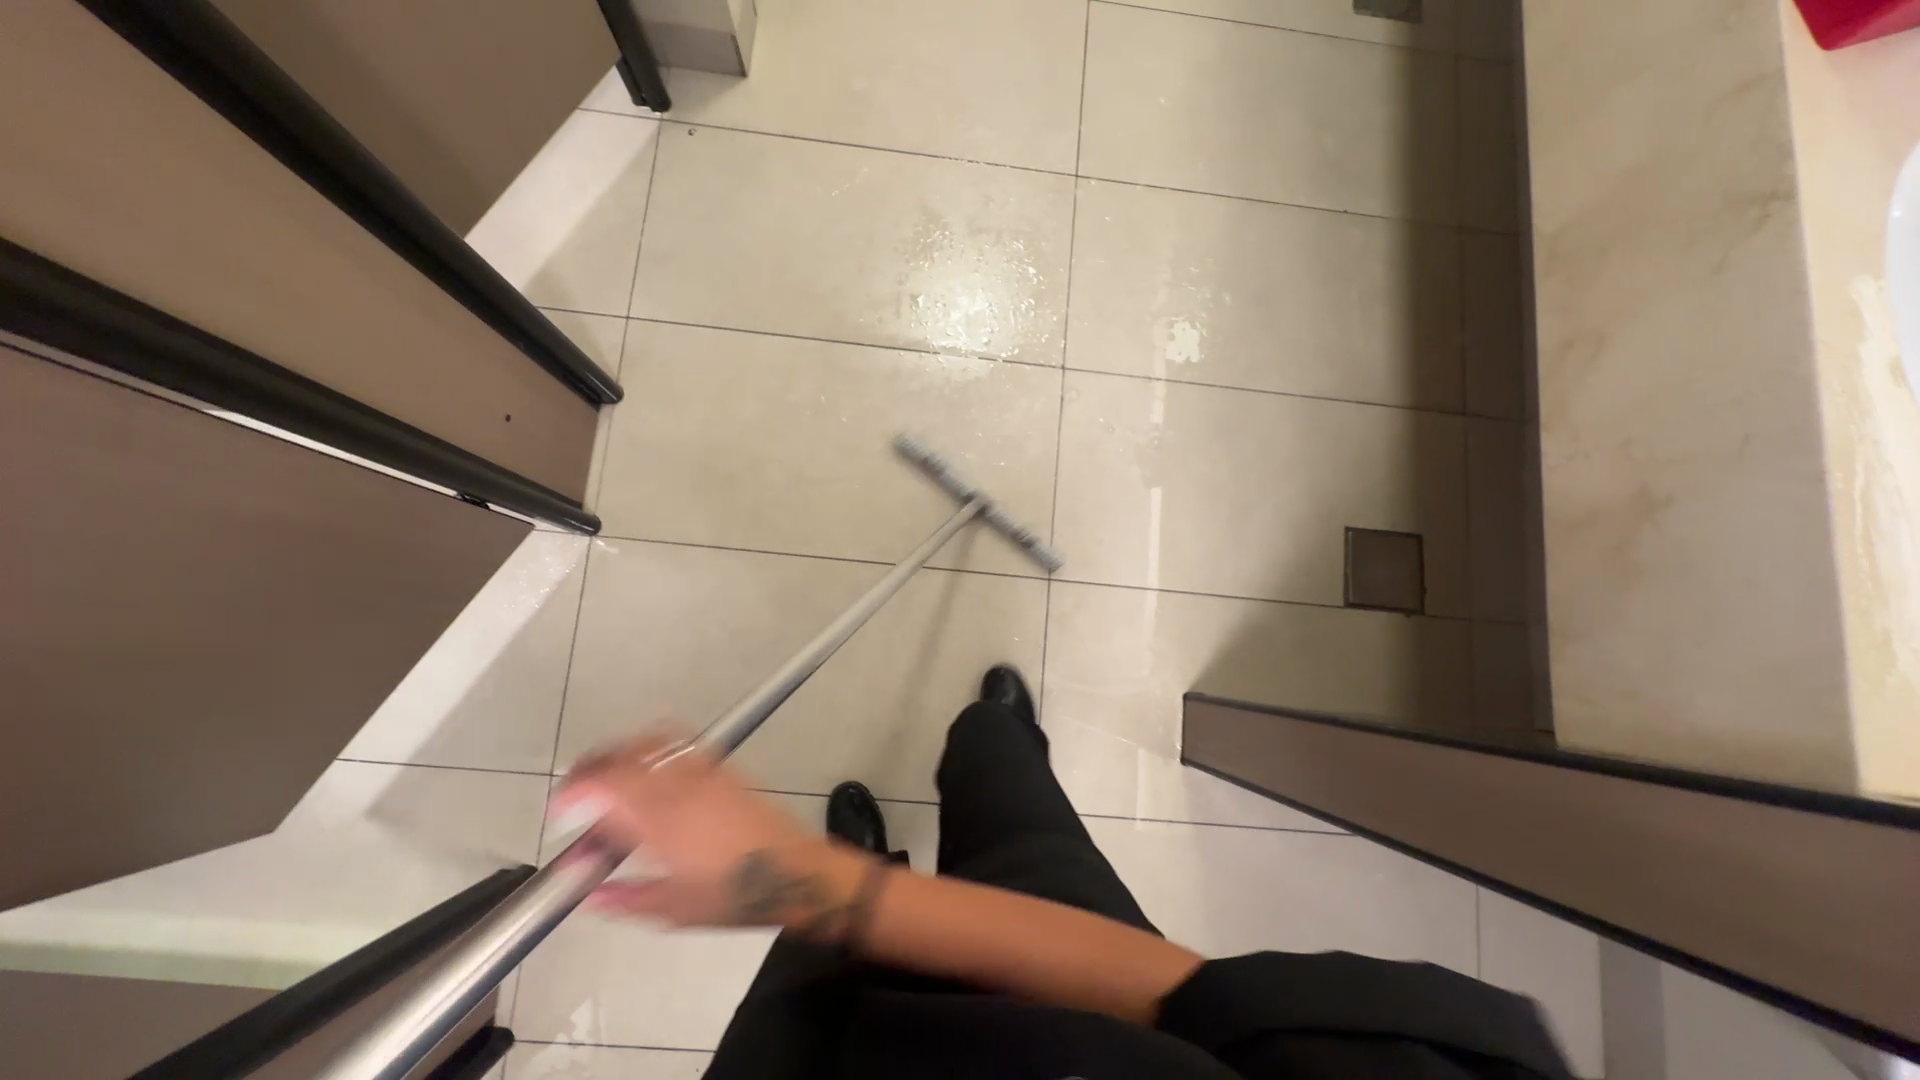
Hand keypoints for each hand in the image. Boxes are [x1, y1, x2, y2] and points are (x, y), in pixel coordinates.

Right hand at [551, 737, 869, 934]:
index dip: (575, 789)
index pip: (606, 783)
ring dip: (623, 753)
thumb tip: (586, 892)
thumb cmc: (734, 895)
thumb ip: (623, 898)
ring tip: (610, 778)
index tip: (560, 809)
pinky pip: (682, 743)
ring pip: (653, 741)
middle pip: (626, 753)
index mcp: (663, 818)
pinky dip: (655, 748)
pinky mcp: (726, 768)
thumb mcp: (673, 909)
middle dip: (593, 767)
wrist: (794, 872)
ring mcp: (707, 770)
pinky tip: (651, 774)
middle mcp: (682, 784)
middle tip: (577, 793)